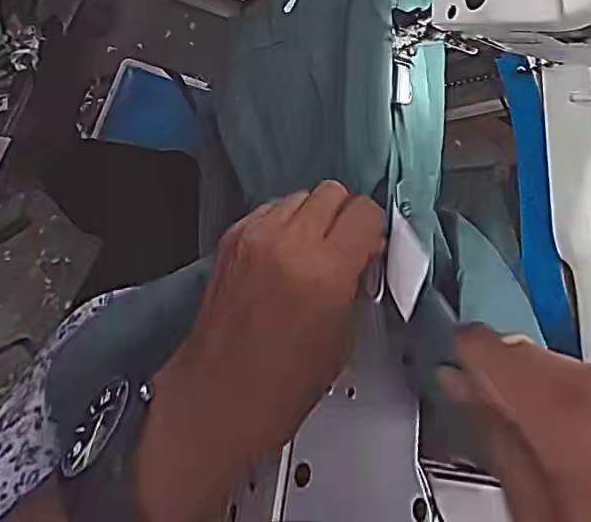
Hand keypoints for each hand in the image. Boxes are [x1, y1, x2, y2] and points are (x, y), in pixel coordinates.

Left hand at [133, 182, 383, 521]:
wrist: (218, 398)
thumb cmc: (279, 384)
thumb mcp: (342, 335)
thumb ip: (357, 279)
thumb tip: (365, 249)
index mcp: (326, 271)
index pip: (364, 211)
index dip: (372, 227)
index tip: (370, 240)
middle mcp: (290, 244)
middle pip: (333, 192)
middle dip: (345, 215)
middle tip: (345, 241)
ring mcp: (257, 237)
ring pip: (302, 195)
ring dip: (314, 216)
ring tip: (313, 248)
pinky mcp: (233, 237)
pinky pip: (271, 208)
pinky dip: (284, 223)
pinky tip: (285, 252)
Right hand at [441, 324, 590, 521]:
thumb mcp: (527, 502)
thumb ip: (489, 430)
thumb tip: (459, 385)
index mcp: (568, 404)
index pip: (493, 345)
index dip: (462, 347)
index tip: (447, 354)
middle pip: (522, 353)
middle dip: (494, 373)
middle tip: (470, 397)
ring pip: (549, 360)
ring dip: (526, 383)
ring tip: (514, 425)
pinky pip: (579, 376)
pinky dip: (557, 391)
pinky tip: (549, 429)